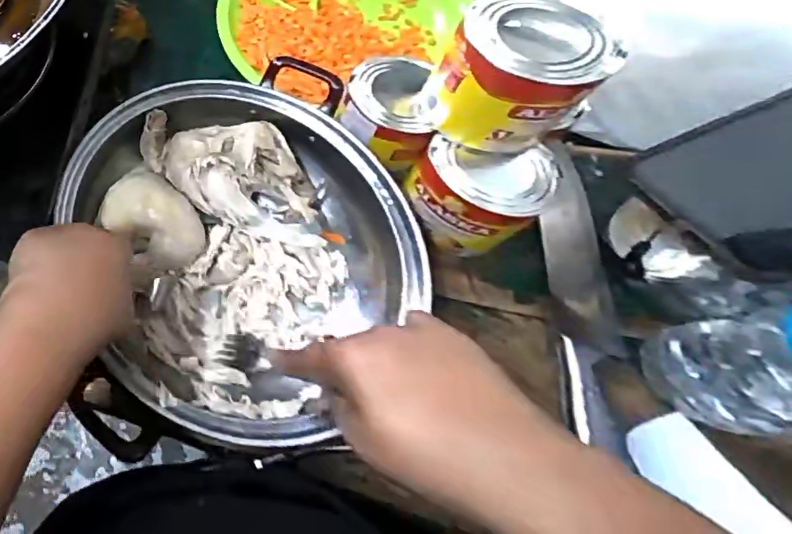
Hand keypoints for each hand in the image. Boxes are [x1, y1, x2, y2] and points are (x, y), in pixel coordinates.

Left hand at [0, 224, 132, 359]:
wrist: (51, 319)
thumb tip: (112, 300)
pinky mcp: (31, 238)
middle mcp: (89, 232)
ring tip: (49, 294)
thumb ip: (120, 299)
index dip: (110, 265)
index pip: (119, 248)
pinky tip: (30, 288)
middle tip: (76, 290)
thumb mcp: (123, 317)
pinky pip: (34, 249)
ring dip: (57, 261)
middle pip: (87, 242)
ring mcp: (58, 232)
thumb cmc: (95, 322)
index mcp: (116, 248)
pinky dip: (31, 264)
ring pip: (59, 244)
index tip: (105, 284)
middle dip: (82, 261)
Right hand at [275, 312, 569, 509]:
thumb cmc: (432, 459)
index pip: (309, 356)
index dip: (290, 359)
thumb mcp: (368, 447)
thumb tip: (334, 395)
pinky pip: (418, 334)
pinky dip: (414, 348)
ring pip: (384, 339)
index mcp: (352, 358)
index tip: (274, 356)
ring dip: (383, 358)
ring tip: (404, 392)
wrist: (516, 461)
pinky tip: (430, 373)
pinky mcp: (452, 334)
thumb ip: (341, 412)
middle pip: (350, 346)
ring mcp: (417, 329)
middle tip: (359, 396)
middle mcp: (378, 333)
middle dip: (349, 366)